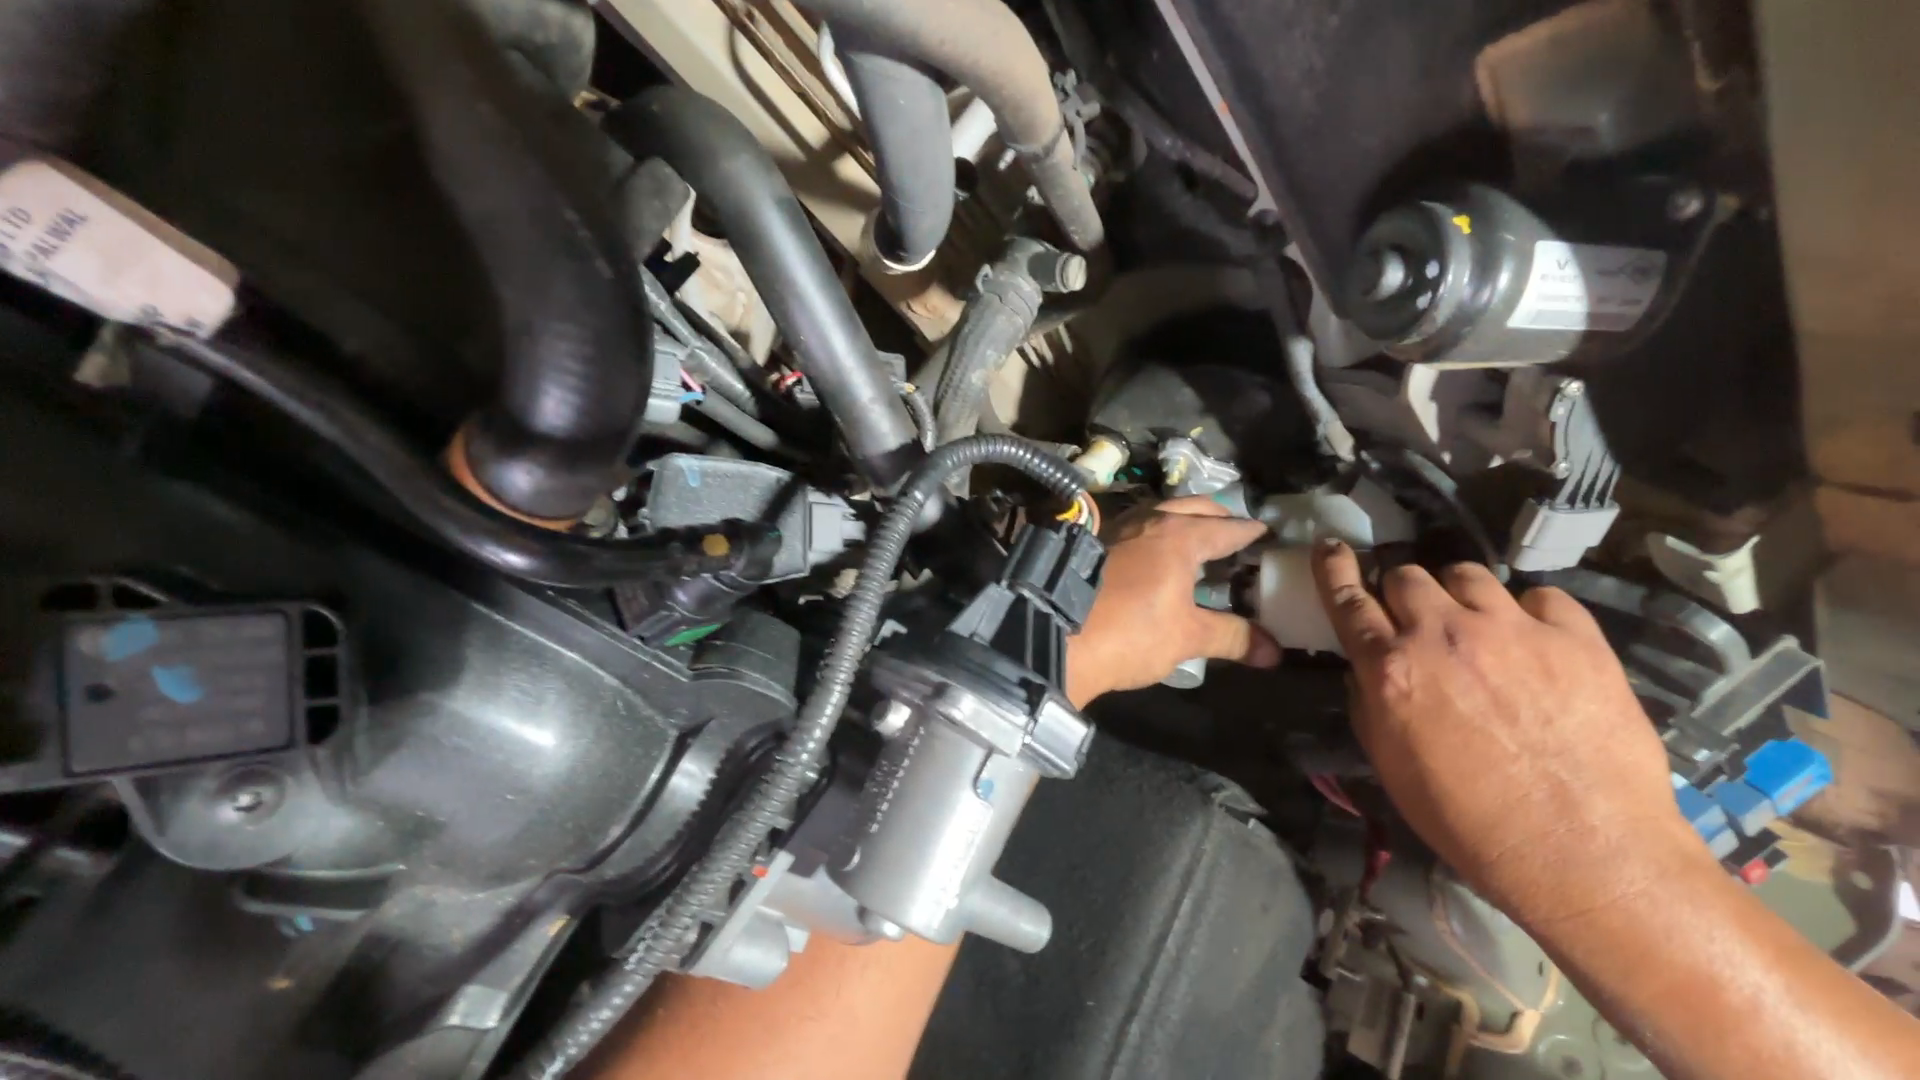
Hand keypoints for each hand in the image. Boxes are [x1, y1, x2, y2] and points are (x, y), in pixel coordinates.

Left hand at [1065, 496, 1279, 706]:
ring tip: (1193, 542)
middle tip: (1232, 533)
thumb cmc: (1130, 632)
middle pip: (1190, 508)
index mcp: (1178, 535)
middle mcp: (1147, 520)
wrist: (1054, 635)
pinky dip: (1150, 536)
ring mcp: (1114, 529)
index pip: (1226, 527)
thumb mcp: (1186, 637)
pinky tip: (1149, 556)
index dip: (1249, 532)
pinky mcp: (1089, 544)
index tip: (1266, 534)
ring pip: (1156, 514)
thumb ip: (1232, 637)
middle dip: (1215, 517)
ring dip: (1178, 522)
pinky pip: (1132, 530)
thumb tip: (1274, 652)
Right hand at [1311, 541, 1710, 925]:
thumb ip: (1369, 704)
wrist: (1584, 852)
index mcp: (1390, 669)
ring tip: (1477, 626)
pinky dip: (1529, 614)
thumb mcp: (1390, 765)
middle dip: (1402, 592)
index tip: (1332, 548)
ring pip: (1468, 574)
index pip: (1347, 599)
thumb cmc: (1469, 821)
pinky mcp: (1576, 637)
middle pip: (1406, 575)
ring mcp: (1513, 629)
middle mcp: (1443, 634)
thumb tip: (1369, 671)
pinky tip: (1537, 645)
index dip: (1334, 568)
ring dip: (1460, 596)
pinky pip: (1540, 597)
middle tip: (1418, 620)